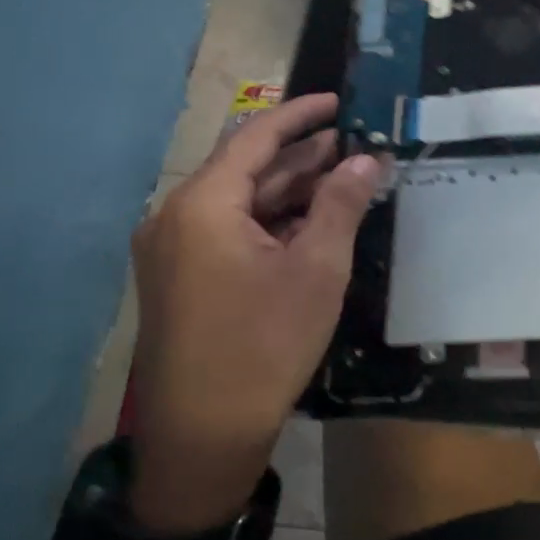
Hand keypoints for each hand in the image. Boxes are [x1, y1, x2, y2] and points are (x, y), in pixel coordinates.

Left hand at [127, 93, 379, 535]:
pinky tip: (314, 221)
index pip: (255, 138)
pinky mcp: (181, 279)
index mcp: (202, 206)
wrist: (202, 437)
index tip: (340, 101)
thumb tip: (365, 159)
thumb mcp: (317, 269)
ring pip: (240, 201)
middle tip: (359, 143)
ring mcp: (174, 251)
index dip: (300, 115)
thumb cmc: (264, 344)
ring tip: (347, 177)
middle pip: (246, 168)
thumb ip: (340, 204)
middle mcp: (176, 218)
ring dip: (291, 189)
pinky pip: (229, 230)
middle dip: (303, 155)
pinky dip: (272, 220)